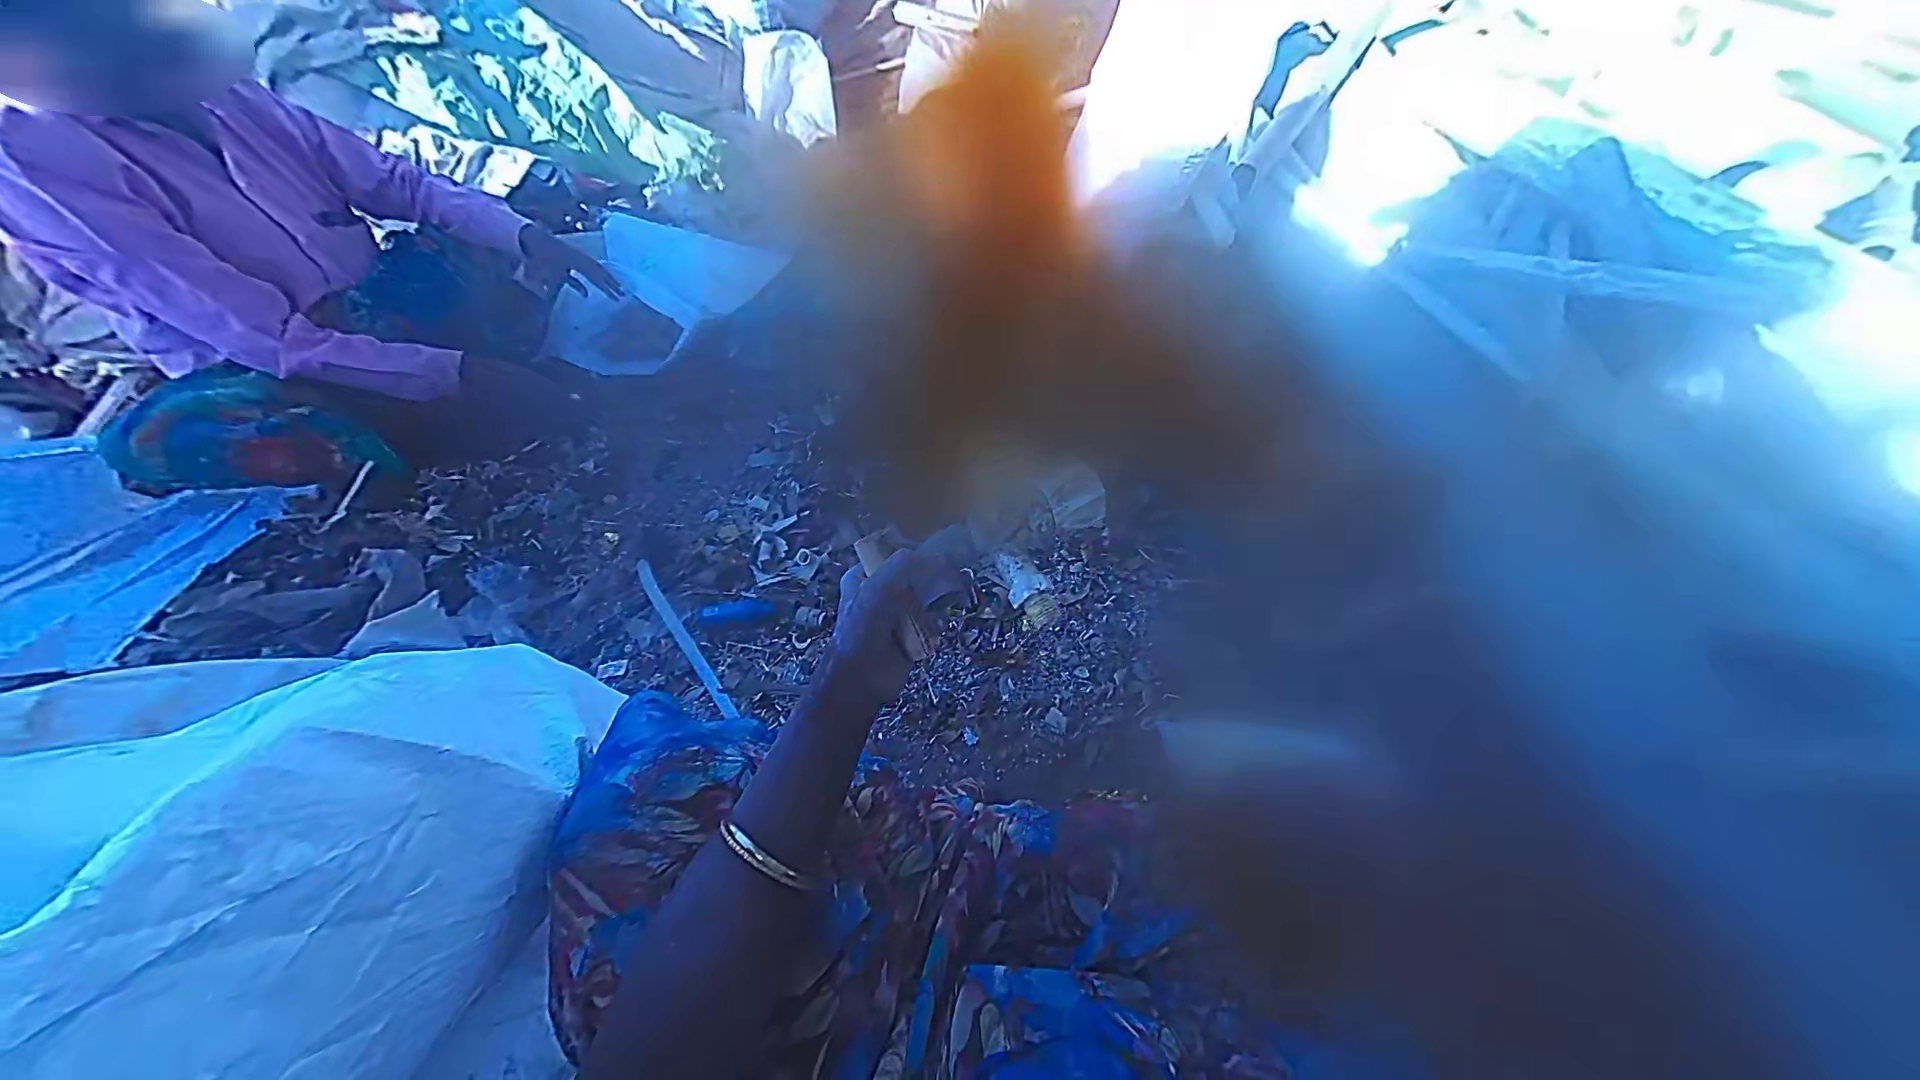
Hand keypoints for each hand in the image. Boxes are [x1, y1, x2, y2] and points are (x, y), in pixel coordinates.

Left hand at [519, 223, 624, 298]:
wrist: (522, 235)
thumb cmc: (532, 253)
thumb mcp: (536, 268)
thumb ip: (543, 283)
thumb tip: (545, 296)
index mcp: (573, 259)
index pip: (595, 274)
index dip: (607, 286)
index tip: (617, 296)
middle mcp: (576, 257)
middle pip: (598, 271)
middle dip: (610, 283)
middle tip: (622, 294)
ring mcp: (572, 258)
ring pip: (592, 270)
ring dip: (602, 281)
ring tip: (613, 290)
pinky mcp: (565, 260)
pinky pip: (579, 271)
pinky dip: (584, 281)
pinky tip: (586, 294)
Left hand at [821, 549, 943, 707]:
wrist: (860, 679)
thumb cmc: (864, 628)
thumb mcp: (879, 589)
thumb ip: (904, 565)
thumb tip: (938, 558)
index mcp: (865, 574)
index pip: (896, 552)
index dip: (917, 552)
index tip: (937, 557)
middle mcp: (881, 591)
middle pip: (915, 575)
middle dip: (931, 580)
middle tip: (949, 581)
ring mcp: (895, 614)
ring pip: (926, 598)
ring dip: (934, 606)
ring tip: (935, 613)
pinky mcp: (909, 634)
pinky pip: (929, 622)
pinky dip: (933, 628)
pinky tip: (929, 636)